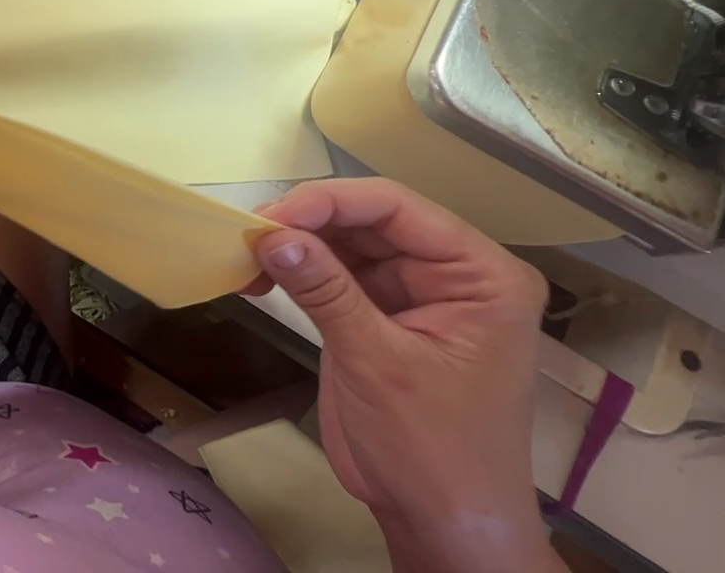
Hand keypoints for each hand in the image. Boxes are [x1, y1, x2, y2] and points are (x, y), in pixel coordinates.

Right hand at [250, 179, 557, 570]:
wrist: (439, 521)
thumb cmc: (432, 447)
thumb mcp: (376, 363)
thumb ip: (325, 291)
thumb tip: (270, 234)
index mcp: (481, 275)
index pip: (399, 208)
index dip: (329, 202)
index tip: (268, 219)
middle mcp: (450, 272)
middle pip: (367, 219)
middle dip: (305, 223)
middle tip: (245, 236)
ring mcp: (413, 292)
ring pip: (343, 241)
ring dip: (292, 245)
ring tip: (243, 257)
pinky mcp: (377, 312)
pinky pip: (332, 272)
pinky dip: (294, 270)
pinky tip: (258, 277)